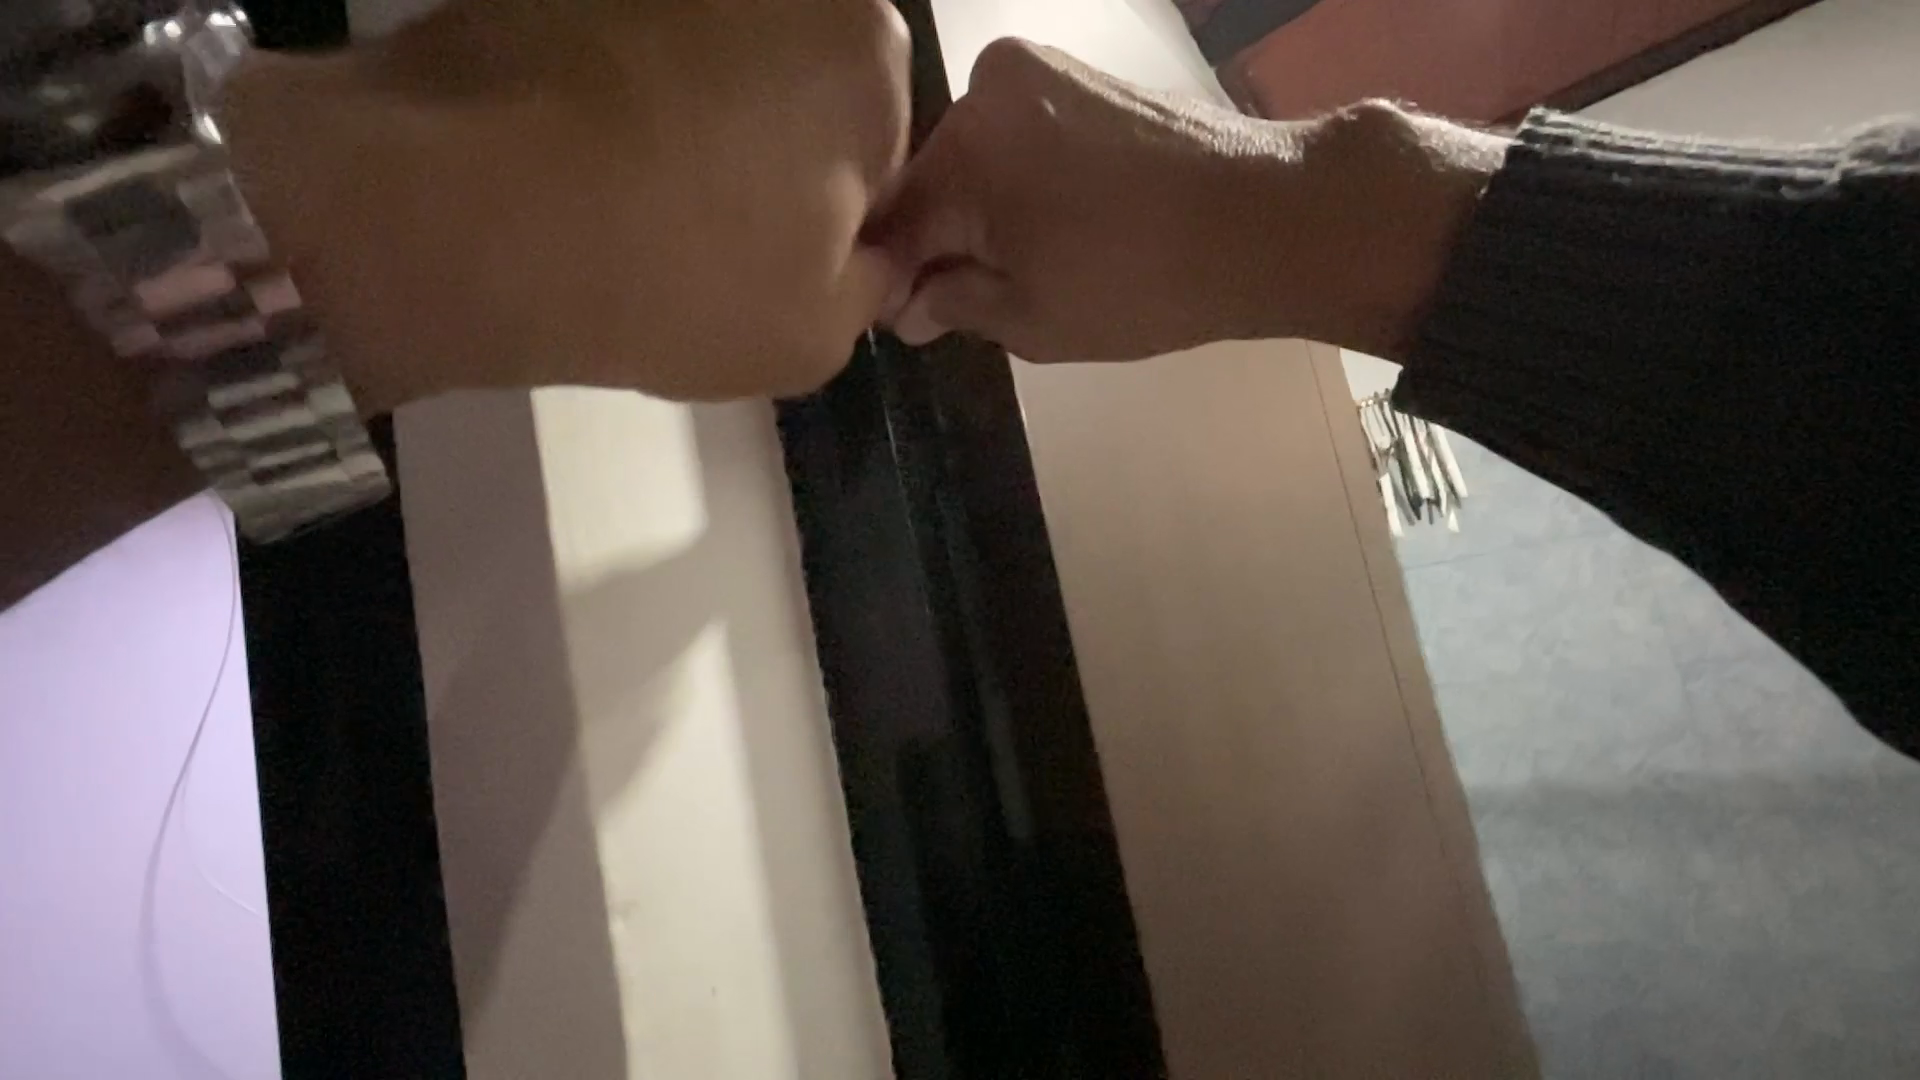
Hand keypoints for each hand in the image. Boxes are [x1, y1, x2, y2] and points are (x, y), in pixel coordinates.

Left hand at [225, 0, 912, 406]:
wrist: (463, 216)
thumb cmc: (683, 280)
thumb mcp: (820, 334)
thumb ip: (873, 288)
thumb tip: (870, 257)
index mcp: (868, 56)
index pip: (890, 156)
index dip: (850, 224)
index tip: (797, 268)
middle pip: (810, 96)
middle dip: (787, 166)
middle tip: (725, 242)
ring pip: (728, 73)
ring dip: (712, 134)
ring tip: (648, 206)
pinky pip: (642, 54)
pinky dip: (636, 107)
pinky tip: (594, 169)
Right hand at [868, 39, 1505, 363]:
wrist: (1265, 221)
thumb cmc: (1138, 285)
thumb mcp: (1028, 319)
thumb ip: (952, 306)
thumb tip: (909, 306)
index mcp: (966, 148)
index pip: (893, 225)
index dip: (890, 283)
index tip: (902, 325)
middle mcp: (987, 87)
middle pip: (929, 185)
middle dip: (936, 248)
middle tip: (955, 310)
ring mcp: (1038, 72)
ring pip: (971, 161)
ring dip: (975, 219)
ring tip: (1007, 274)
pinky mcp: (1077, 76)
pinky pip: (1013, 140)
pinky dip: (1011, 189)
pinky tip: (1038, 232)